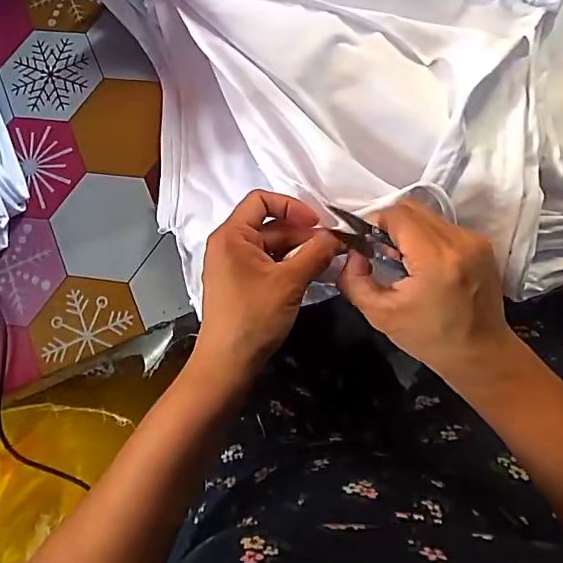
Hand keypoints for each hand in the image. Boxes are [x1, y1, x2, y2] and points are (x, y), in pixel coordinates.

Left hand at [196, 190, 341, 373]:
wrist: (227, 362)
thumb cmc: (251, 319)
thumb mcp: (289, 282)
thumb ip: (315, 253)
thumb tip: (335, 237)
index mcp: (231, 235)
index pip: (261, 200)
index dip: (292, 206)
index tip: (317, 223)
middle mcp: (229, 245)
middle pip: (271, 224)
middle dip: (303, 233)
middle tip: (333, 246)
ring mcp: (234, 264)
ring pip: (273, 245)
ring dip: (300, 250)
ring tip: (328, 260)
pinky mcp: (241, 282)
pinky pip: (269, 263)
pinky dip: (290, 265)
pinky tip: (312, 274)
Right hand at [336, 199, 520, 381]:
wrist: (481, 354)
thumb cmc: (430, 338)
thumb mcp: (379, 314)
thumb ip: (354, 280)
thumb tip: (353, 254)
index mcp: (436, 259)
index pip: (397, 215)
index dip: (373, 223)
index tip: (363, 243)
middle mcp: (460, 242)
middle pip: (412, 209)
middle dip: (388, 225)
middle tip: (379, 251)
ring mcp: (475, 241)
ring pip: (427, 215)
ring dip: (407, 230)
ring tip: (400, 259)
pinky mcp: (482, 245)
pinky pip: (442, 226)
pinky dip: (424, 236)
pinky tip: (420, 262)